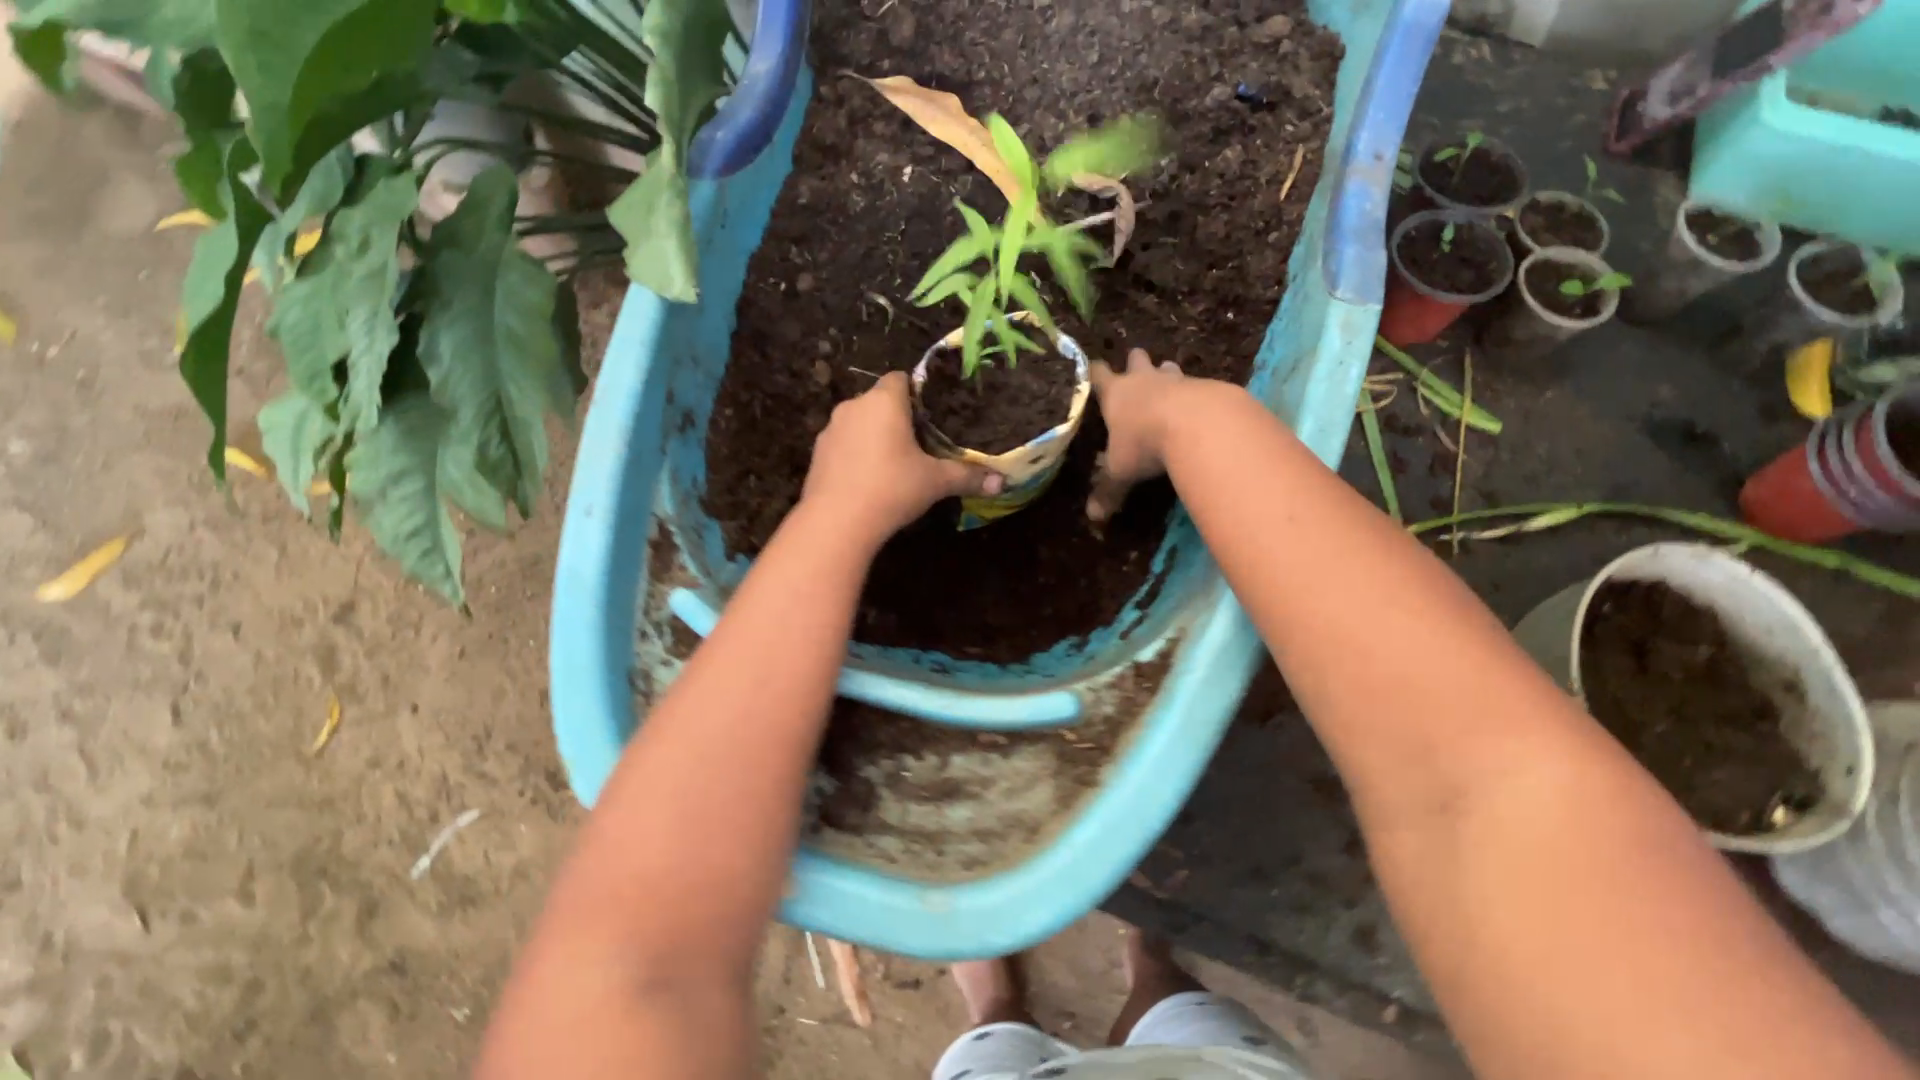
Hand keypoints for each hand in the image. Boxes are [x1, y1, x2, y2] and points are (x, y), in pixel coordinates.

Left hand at [801, 372, 1004, 541]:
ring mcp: (830, 430)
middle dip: (897, 417)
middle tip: (921, 442)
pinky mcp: (817, 454)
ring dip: (874, 436)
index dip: (918, 393)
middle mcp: (854, 406)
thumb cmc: (891, 488)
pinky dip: (856, 455)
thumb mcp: (935, 482)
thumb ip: (967, 477)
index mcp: (884, 401)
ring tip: (895, 463)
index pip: (901, 378)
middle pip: (879, 401)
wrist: (835, 522)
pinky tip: (870, 480)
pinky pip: (844, 445)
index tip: (933, 415)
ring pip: (859, 423)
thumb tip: (1002, 483)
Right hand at [1087, 348, 1186, 522]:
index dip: (1093, 372)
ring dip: (1167, 374)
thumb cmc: (1146, 442)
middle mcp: (1144, 381)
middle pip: (1137, 361)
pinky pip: (1197, 386)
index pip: (1098, 375)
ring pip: (1169, 369)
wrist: (1198, 423)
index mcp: (1117, 394)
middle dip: (1136, 362)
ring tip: (1169, 383)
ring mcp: (1176, 381)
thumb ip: (1108, 491)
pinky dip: (1196, 394)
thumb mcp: (1122, 471)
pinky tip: (1200, 407)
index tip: (1091, 368)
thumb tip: (1092, 517)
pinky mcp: (1206, 387)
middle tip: (1136, 366)